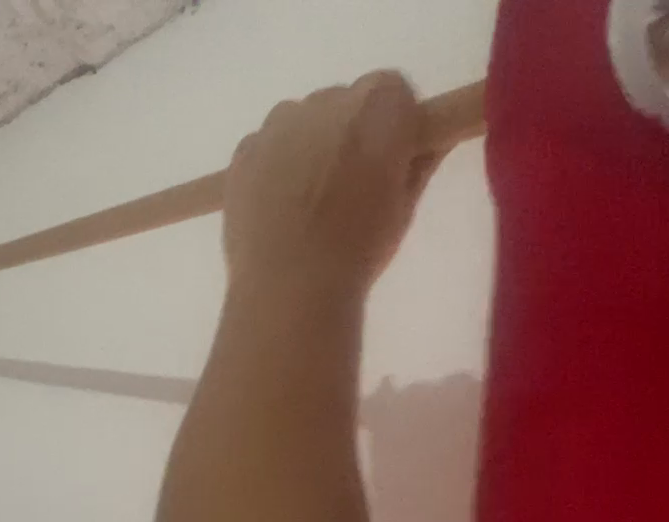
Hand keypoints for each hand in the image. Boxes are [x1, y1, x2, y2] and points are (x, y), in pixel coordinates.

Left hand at [223, 72, 437, 295]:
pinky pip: (260, 147)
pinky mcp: (242, 156)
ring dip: (302, 147)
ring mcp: (276, 128)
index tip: (384, 158)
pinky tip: (271, 205)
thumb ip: (417, 162)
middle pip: (339, 103)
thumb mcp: (404, 205)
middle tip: (341, 184)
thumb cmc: (357, 247)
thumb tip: (426, 144)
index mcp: (378, 104)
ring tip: (302, 199)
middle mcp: (325, 102)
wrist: (288, 285)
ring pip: (295, 122)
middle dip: (343, 133)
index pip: (389, 91)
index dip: (388, 124)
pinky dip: (267, 166)